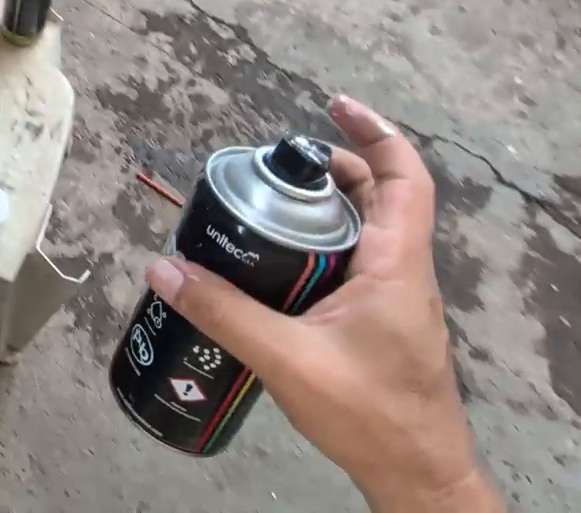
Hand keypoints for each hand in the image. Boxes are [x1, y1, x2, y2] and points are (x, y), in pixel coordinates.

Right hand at [144, 96, 502, 512]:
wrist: (419, 480)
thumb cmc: (372, 416)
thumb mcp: (287, 360)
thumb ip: (222, 311)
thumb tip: (162, 266)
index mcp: (396, 266)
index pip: (405, 181)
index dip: (375, 134)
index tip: (334, 105)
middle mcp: (399, 271)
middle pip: (376, 195)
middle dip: (326, 167)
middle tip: (271, 165)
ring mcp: (389, 296)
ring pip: (359, 228)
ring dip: (317, 204)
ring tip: (260, 205)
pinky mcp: (373, 317)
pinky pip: (345, 258)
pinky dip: (312, 240)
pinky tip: (270, 261)